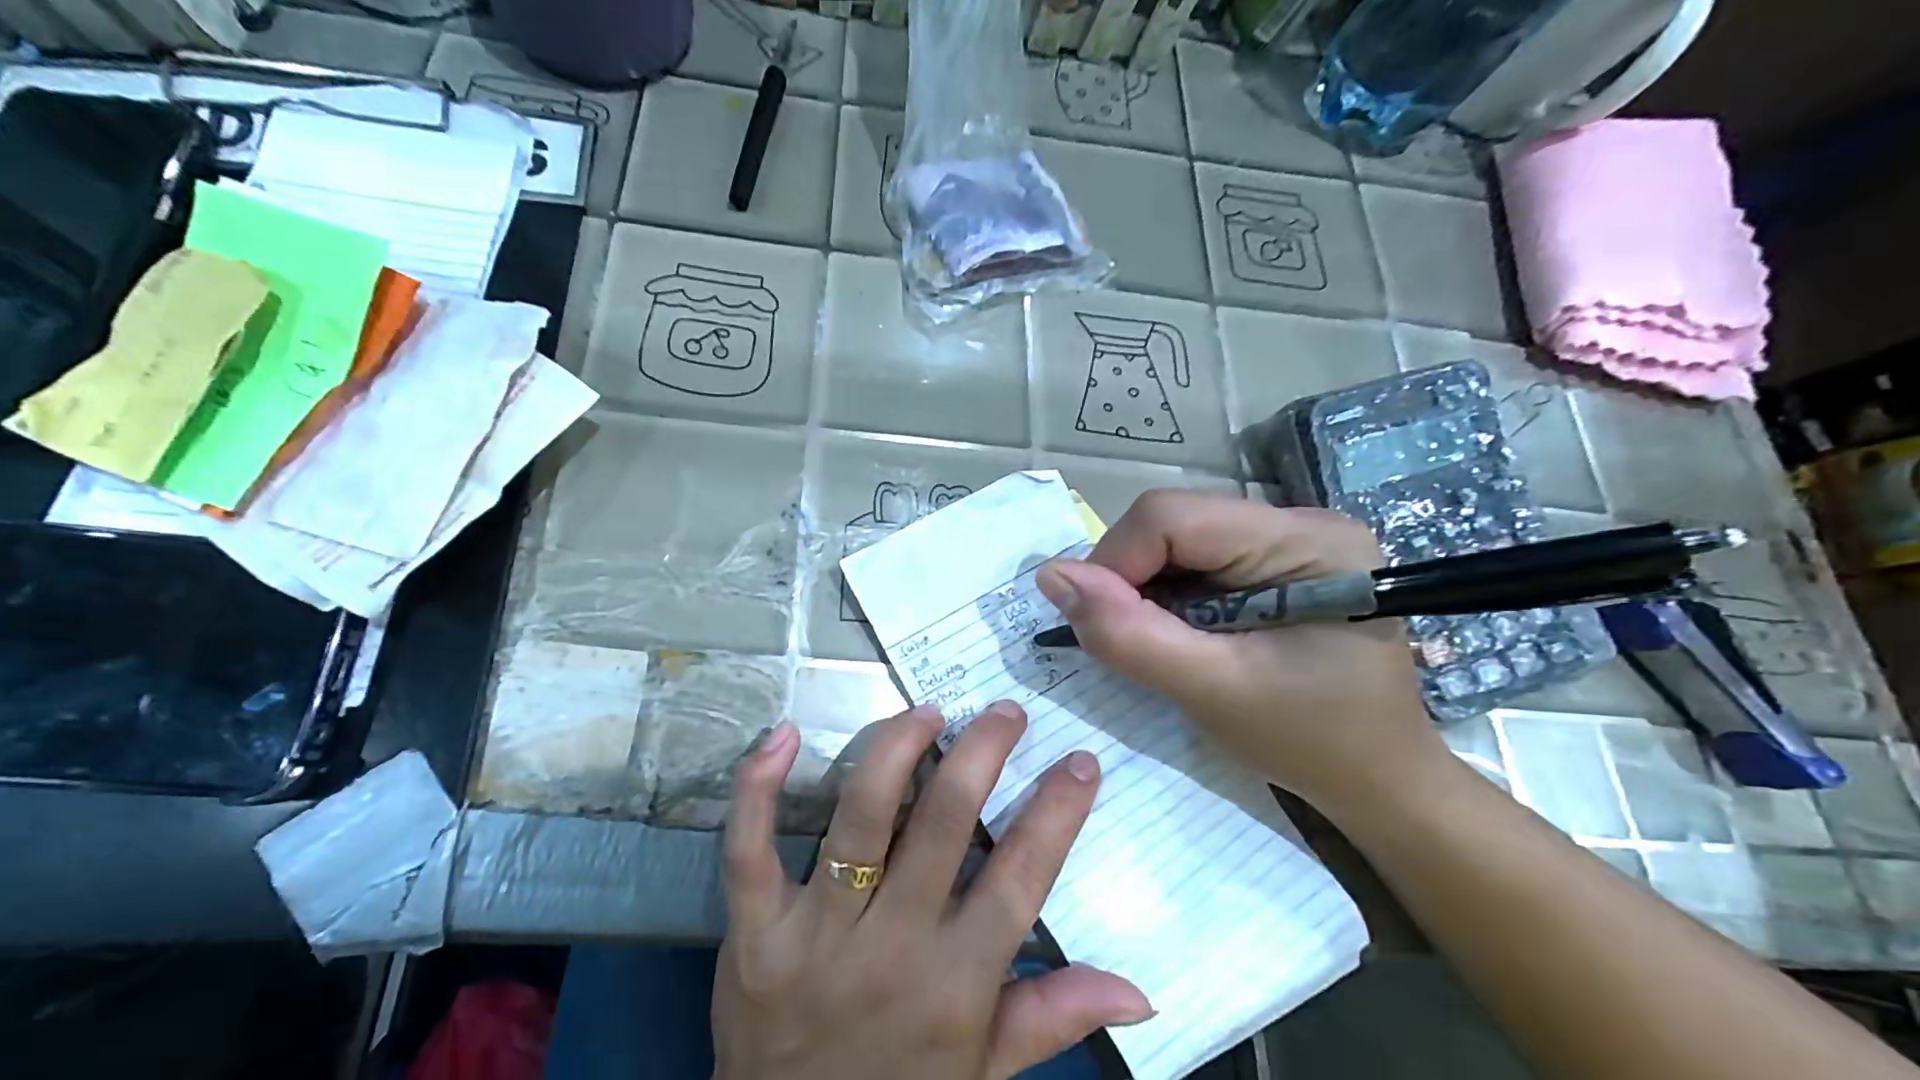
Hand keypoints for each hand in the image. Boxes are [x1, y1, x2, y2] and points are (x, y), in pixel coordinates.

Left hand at [714, 703, 1152, 1079]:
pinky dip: (759, 787)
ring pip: (860, 818)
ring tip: (927, 713)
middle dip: (981, 754)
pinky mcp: (752, 931)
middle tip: (1004, 712)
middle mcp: (892, 946)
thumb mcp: (984, 1071)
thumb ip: (1052, 1017)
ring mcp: (815, 934)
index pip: (1021, 878)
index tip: (1078, 760)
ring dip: (896, 750)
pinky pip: (748, 849)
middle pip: (944, 825)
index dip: (1056, 812)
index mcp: (957, 981)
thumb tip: (1139, 991)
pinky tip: (785, 733)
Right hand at [1034, 489, 1447, 815]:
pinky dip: (1168, 595)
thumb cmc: (1309, 742)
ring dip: (1147, 589)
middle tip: (1133, 641)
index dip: (1116, 563)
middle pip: (1172, 522)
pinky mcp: (1277, 559)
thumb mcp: (1211, 692)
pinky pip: (1194, 558)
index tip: (1101, 625)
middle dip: (1131, 579)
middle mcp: (1301, 520)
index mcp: (1306, 541)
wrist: (1377, 778)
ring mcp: (1290, 537)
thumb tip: (1050, 575)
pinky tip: (1184, 633)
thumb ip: (1129, 634)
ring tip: (1165, 643)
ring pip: (1176, 538)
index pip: (1172, 516)